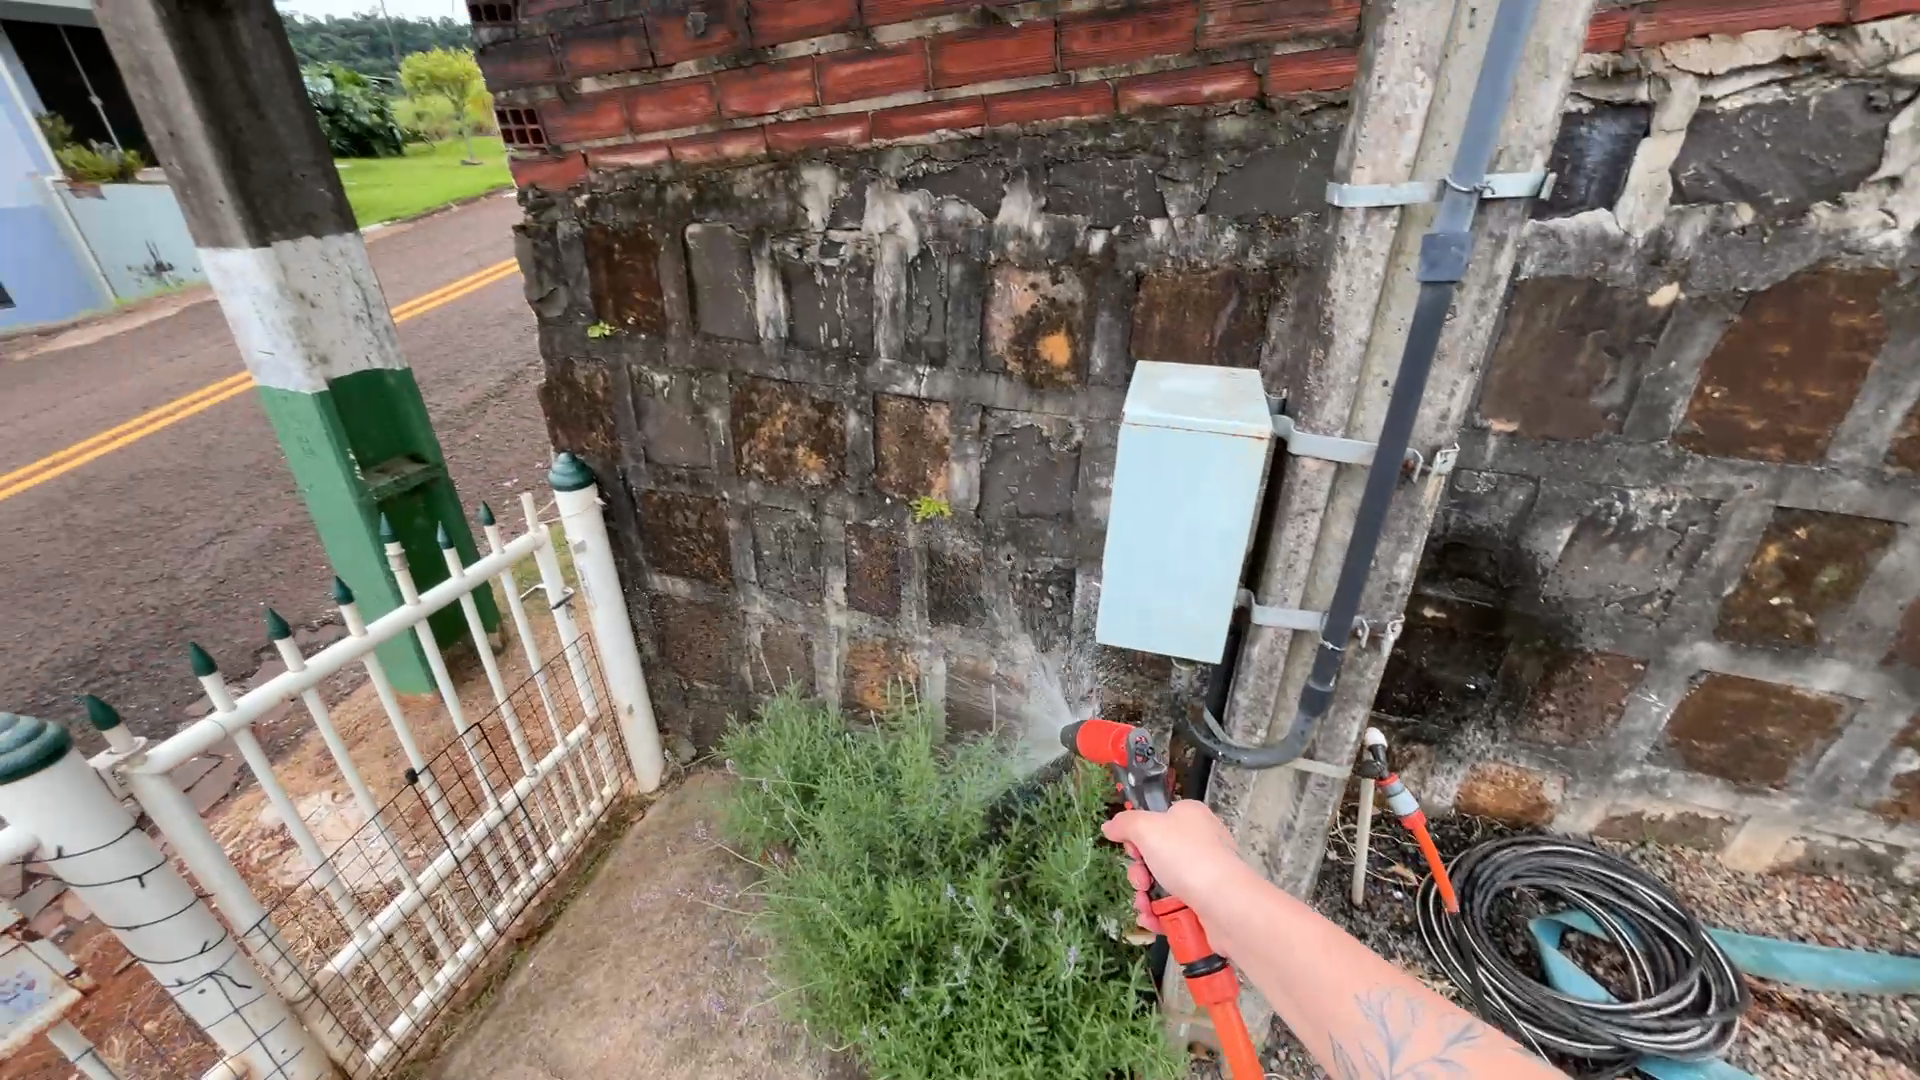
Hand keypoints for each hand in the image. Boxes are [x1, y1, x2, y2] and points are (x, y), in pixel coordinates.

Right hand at [1101, 800, 1252, 938]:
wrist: (1226, 905)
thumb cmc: (1187, 857)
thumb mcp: (1146, 828)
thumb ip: (1124, 824)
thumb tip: (1109, 827)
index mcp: (1189, 816)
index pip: (1156, 820)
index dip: (1138, 836)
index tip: (1132, 850)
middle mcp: (1199, 842)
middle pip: (1154, 855)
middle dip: (1139, 873)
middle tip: (1140, 882)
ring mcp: (1203, 875)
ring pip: (1160, 884)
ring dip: (1144, 897)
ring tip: (1144, 906)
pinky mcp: (1205, 904)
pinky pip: (1173, 907)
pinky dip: (1158, 914)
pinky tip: (1151, 920)